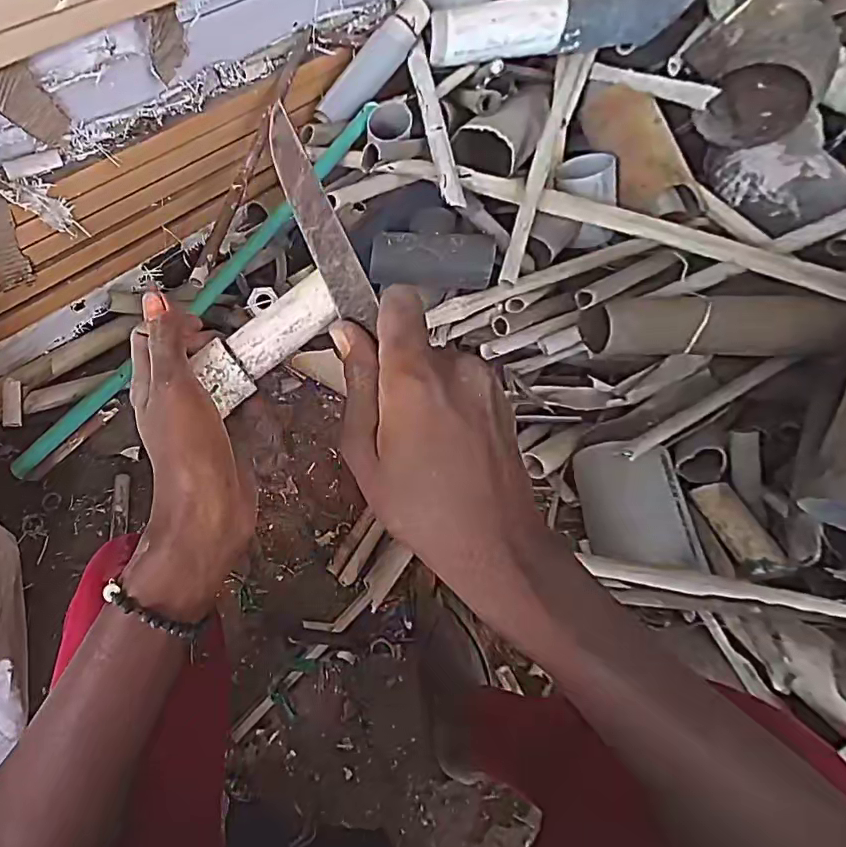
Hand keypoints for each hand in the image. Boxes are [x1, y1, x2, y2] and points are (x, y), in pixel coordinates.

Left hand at [125, 292, 255, 619]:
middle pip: (187, 355)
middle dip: (208, 343)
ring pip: (214, 378)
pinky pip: (234, 404)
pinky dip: (247, 398)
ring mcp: (197, 417)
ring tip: (243, 368)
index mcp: (150, 385)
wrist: (212, 508)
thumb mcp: (174, 386)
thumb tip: (155, 301)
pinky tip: (254, 400)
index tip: (200, 318)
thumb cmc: (186, 456)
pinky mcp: (221, 434)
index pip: (152, 337)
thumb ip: (167, 342)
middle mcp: (170, 399)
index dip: (173, 320)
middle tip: (227, 344)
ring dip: (231, 369)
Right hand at [333, 287, 564, 619]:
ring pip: (434, 360)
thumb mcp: (364, 453)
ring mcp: (483, 380)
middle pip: (410, 338)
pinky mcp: (499, 394)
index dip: (371, 314)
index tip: (356, 333)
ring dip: (417, 386)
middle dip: (390, 367)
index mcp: (413, 378)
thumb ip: (355, 385)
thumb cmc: (426, 510)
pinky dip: (443, 398)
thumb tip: (346, 339)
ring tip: (413, 437)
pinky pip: (457, 378)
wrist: (495, 543)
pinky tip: (438, 441)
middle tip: (381, 416)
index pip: (396, 304)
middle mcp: (455, 368)